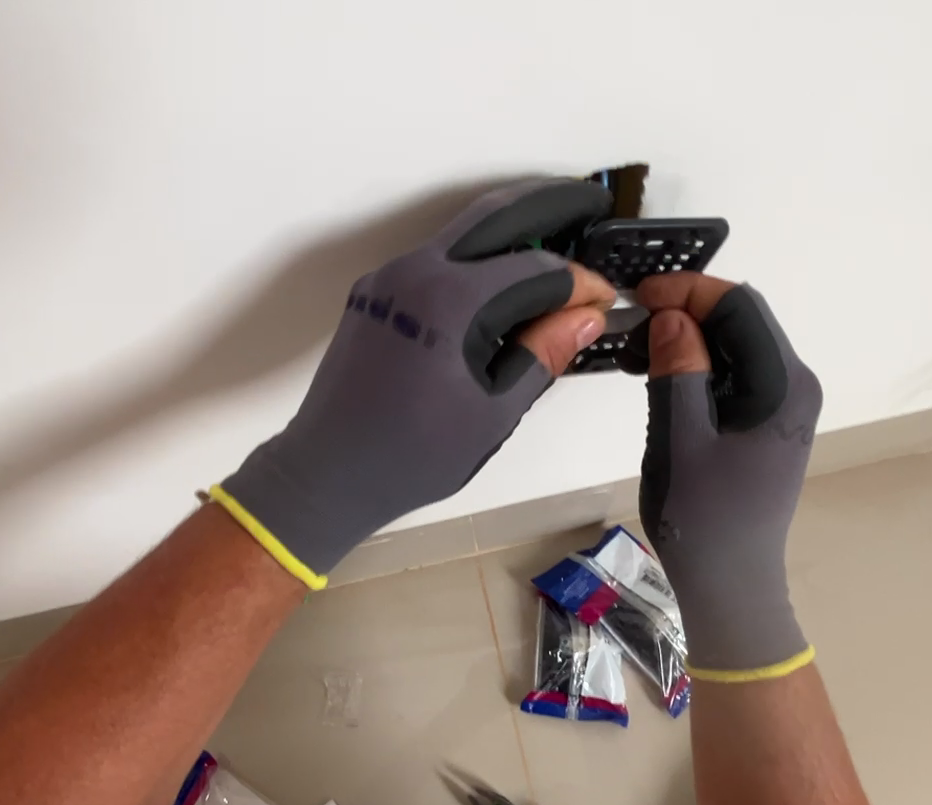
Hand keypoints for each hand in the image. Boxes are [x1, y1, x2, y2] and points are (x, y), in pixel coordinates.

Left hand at [213, 178, 617, 586]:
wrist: (327, 472)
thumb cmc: (414, 455)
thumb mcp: (492, 414)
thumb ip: (541, 355)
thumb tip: (587, 316)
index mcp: (450, 300)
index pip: (535, 269)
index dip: (578, 283)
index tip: (604, 302)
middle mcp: (415, 270)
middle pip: (494, 215)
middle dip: (549, 206)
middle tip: (591, 204)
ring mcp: (388, 278)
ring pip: (460, 233)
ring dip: (509, 231)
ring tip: (556, 235)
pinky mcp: (373, 294)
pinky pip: (434, 261)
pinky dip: (474, 260)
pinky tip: (500, 281)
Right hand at [634, 273, 822, 678]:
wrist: (730, 584)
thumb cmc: (704, 520)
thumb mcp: (680, 441)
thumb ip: (678, 373)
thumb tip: (670, 316)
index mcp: (783, 384)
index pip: (741, 307)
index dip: (689, 291)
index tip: (638, 296)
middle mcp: (792, 386)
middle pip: (740, 323)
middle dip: (684, 315)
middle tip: (629, 330)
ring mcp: (780, 407)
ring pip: (732, 350)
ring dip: (686, 343)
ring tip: (635, 357)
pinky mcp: (763, 426)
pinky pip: (730, 379)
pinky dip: (694, 371)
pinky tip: (660, 381)